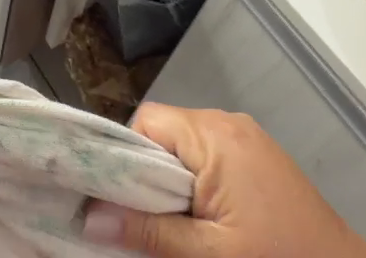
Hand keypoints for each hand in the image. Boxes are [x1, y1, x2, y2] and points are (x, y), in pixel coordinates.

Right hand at [83, 104, 365, 257]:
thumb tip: (89, 219)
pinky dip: (195, 182)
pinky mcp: (257, 155)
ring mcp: (246, 137)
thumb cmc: (276, 257)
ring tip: (173, 225)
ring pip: (184, 146)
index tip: (117, 198)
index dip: (125, 155)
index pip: (147, 121)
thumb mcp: (208, 253)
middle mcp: (227, 122)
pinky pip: (208, 155)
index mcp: (213, 134)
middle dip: (148, 174)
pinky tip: (201, 219)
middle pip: (164, 132)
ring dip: (171, 181)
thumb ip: (148, 231)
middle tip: (144, 220)